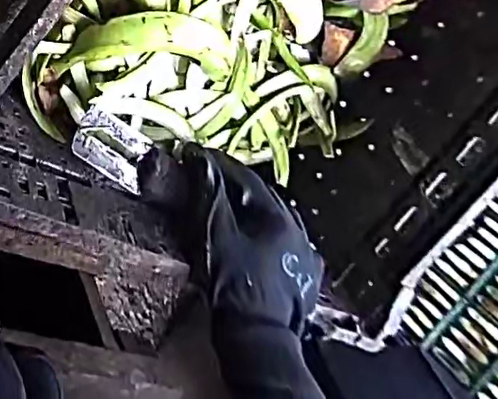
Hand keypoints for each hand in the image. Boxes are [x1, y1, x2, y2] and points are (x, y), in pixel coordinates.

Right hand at [142, 145, 323, 335]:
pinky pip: (282, 240)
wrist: (257, 342)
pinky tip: (251, 235)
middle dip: (232, 183)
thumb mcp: (215, 233)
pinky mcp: (304, 276)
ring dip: (249, 207)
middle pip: (261, 194)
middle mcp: (298, 230)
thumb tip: (199, 159)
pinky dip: (263, 231)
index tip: (193, 156)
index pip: (244, 176)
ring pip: (273, 217)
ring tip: (226, 204)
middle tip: (206, 177)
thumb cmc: (234, 287)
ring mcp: (304, 255)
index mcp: (278, 216)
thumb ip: (209, 192)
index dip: (216, 163)